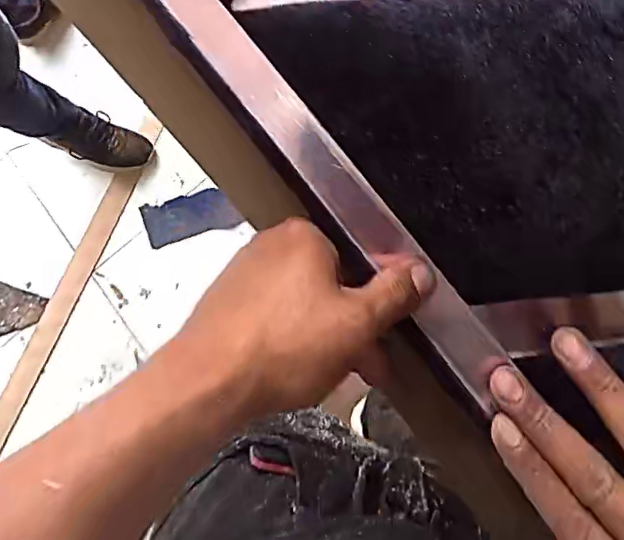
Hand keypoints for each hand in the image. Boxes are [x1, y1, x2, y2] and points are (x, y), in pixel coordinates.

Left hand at [160, 219, 434, 421]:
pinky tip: (295, 371)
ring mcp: (246, 271)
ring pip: (303, 301)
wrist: (202, 388)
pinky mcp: (227, 301)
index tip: (386, 333)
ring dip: (325, 334)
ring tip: (333, 375)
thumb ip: (393, 295)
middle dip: (352, 324)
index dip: (379, 300)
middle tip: (365, 362)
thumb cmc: (280, 349)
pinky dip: (291, 337)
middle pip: (331, 281)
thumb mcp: (355, 324)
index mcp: (306, 235)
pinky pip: (273, 314)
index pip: (360, 258)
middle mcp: (274, 242)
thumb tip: (421, 273)